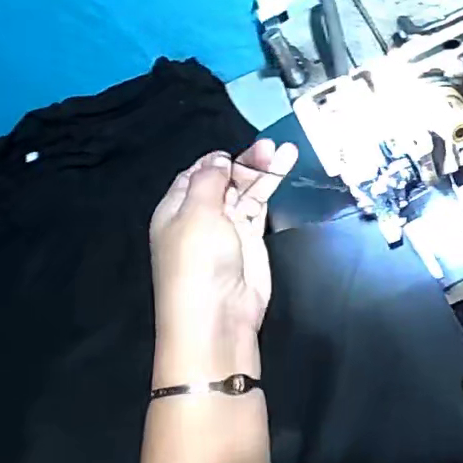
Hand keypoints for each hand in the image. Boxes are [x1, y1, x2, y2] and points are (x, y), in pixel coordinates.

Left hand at [148, 139, 297, 379]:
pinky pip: (261, 208)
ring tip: (286, 150)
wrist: (218, 315)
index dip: (216, 160)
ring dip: (264, 171)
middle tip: (271, 147)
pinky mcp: (251, 241)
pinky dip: (272, 189)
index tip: (237, 150)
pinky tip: (284, 171)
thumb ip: (209, 179)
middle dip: (246, 162)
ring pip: (247, 191)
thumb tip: (219, 159)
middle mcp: (200, 216)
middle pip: (225, 180)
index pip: (195, 174)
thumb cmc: (197, 259)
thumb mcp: (196, 211)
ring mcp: (228, 229)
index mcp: (176, 208)